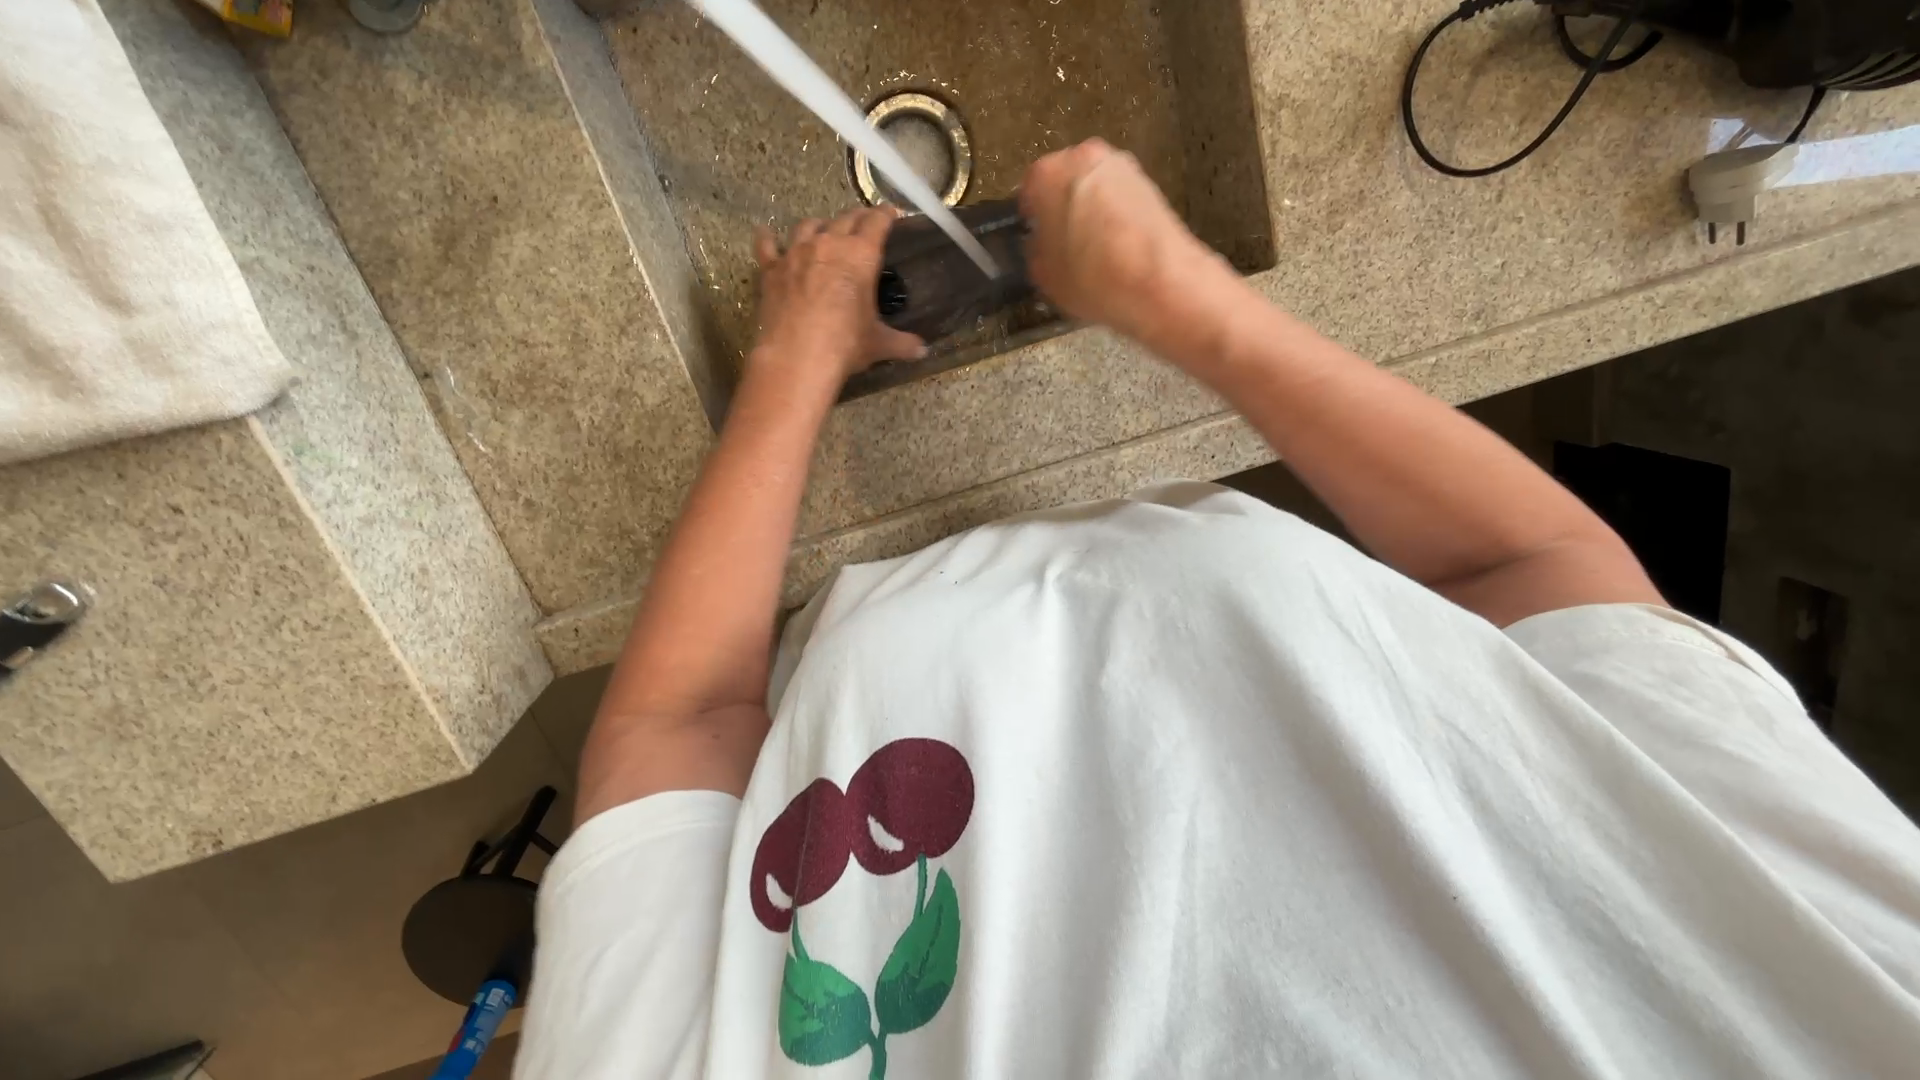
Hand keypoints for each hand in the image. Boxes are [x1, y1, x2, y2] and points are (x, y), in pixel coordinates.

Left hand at [750, 208, 926, 383]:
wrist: (798, 357)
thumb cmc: (845, 345)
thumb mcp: (878, 344)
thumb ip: (901, 343)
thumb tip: (922, 351)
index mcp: (861, 255)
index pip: (877, 222)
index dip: (885, 215)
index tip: (890, 214)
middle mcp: (828, 244)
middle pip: (844, 219)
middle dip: (856, 218)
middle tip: (862, 224)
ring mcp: (796, 253)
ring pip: (808, 226)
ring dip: (819, 225)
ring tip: (823, 231)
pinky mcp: (771, 270)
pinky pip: (767, 245)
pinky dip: (768, 238)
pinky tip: (766, 234)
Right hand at [1019, 139, 1220, 343]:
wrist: (1159, 280)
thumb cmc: (1091, 277)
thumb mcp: (1045, 276)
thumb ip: (1035, 251)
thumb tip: (1041, 244)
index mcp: (1047, 174)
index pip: (1029, 189)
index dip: (1031, 217)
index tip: (1035, 237)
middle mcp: (1083, 156)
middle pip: (1063, 180)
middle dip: (1061, 206)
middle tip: (1062, 241)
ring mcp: (1121, 165)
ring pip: (1093, 186)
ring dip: (1089, 208)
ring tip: (1092, 247)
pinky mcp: (1149, 181)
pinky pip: (1119, 196)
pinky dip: (1114, 214)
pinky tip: (1117, 245)